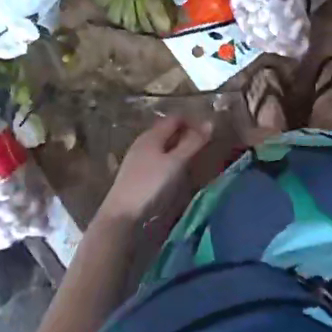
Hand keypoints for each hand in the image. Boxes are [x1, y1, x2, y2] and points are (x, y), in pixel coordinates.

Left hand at [98, 115, 212, 224]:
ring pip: (161, 145)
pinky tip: (174, 173)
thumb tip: (210, 123)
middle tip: (204, 146)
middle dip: (185, 134)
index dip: (192, 122)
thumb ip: (192, 143)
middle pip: (167, 131)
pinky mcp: (135, 172)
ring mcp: (137, 157)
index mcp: (152, 135)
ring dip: (177, 148)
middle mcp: (142, 141)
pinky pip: (156, 158)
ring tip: (193, 160)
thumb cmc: (151, 185)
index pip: (175, 118)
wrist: (122, 213)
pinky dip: (169, 159)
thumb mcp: (176, 163)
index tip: (208, 133)